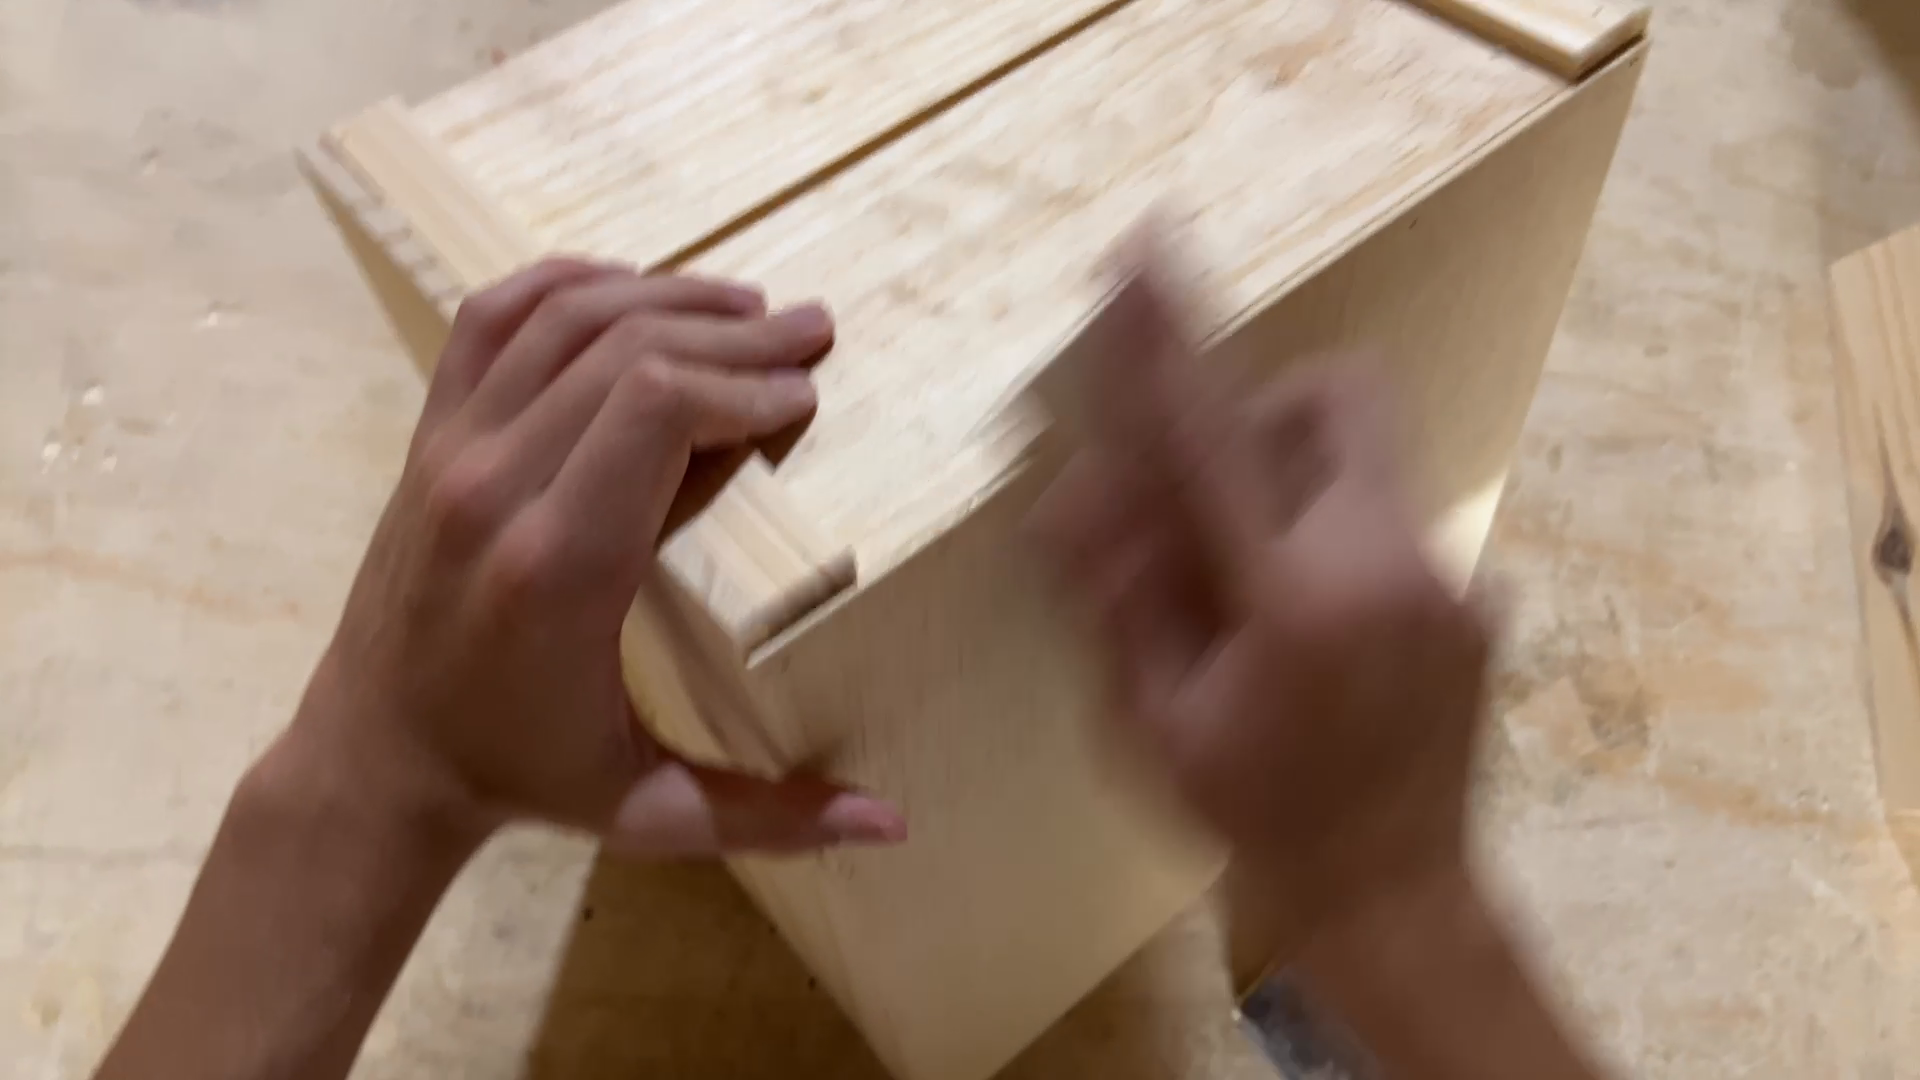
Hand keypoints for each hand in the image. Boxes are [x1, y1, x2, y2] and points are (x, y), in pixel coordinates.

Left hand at [275, 257, 904, 856]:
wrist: (373, 762)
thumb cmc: (526, 779)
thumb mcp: (655, 812)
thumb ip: (778, 817)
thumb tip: (895, 826)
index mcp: (562, 565)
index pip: (660, 408)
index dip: (748, 384)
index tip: (807, 394)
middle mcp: (497, 484)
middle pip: (628, 349)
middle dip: (736, 333)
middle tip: (811, 330)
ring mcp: (449, 447)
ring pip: (566, 317)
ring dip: (668, 297)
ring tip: (746, 306)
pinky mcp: (429, 434)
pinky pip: (492, 318)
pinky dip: (568, 282)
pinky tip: (632, 286)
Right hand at [1029, 256, 1489, 933]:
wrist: (1391, 893)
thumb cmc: (1250, 813)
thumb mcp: (1150, 721)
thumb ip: (1117, 602)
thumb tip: (1073, 500)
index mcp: (1295, 603)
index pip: (1213, 443)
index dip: (1169, 345)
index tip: (1140, 256)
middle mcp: (1389, 565)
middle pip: (1337, 400)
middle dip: (1259, 410)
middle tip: (1209, 488)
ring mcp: (1448, 574)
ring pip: (1362, 451)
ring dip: (1283, 474)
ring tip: (1246, 570)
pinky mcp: (1472, 591)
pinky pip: (1382, 509)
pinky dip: (1318, 529)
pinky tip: (1302, 619)